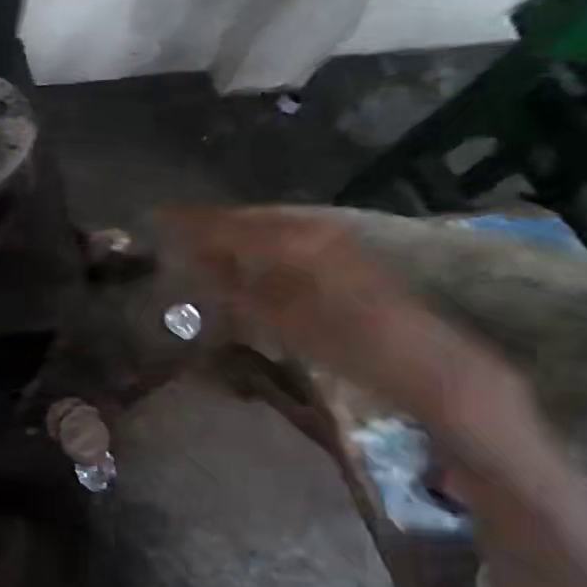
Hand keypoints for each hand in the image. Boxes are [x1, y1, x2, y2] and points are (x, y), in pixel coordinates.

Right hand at [154, 206, 543, 469]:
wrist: (430, 365)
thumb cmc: (352, 346)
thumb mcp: (284, 320)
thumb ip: (237, 290)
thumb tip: (194, 266)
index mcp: (297, 239)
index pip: (232, 225)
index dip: (192, 224)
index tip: (156, 221)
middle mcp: (314, 231)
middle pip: (249, 222)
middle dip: (210, 228)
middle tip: (172, 235)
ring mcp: (332, 243)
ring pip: (268, 232)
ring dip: (233, 240)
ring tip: (199, 249)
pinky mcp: (343, 261)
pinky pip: (287, 244)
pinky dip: (259, 251)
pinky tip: (246, 265)